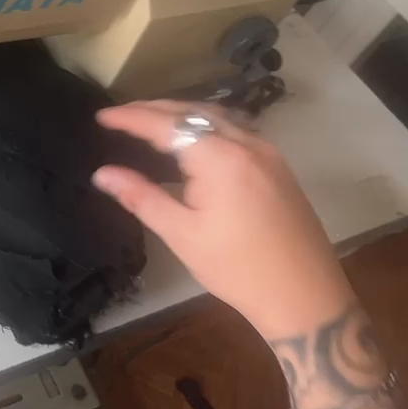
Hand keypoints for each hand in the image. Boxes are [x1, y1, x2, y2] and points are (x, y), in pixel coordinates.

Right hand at [93, 101, 355, 339]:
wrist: (306, 299)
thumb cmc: (237, 270)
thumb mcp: (182, 234)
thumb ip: (140, 197)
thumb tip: (102, 173)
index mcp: (220, 159)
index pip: (165, 124)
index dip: (131, 117)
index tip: (101, 116)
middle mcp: (246, 144)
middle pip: (191, 111)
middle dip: (153, 109)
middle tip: (119, 115)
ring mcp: (266, 151)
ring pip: (215, 115)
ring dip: (179, 113)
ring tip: (148, 120)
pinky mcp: (277, 164)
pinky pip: (234, 128)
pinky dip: (204, 124)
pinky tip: (190, 137)